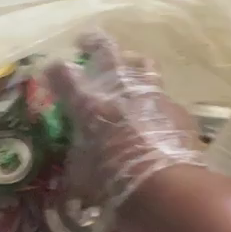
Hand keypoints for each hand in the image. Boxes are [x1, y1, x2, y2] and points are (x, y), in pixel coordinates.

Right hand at [45, 32, 208, 212]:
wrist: (168, 189)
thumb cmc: (115, 183)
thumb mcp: (83, 177)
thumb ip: (78, 161)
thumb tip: (75, 164)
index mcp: (89, 107)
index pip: (64, 76)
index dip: (55, 71)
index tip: (51, 69)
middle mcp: (119, 93)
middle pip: (106, 51)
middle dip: (93, 43)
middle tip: (86, 42)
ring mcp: (153, 97)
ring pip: (143, 65)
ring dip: (133, 64)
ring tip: (129, 67)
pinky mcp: (178, 110)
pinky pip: (164, 99)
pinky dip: (155, 105)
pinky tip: (156, 118)